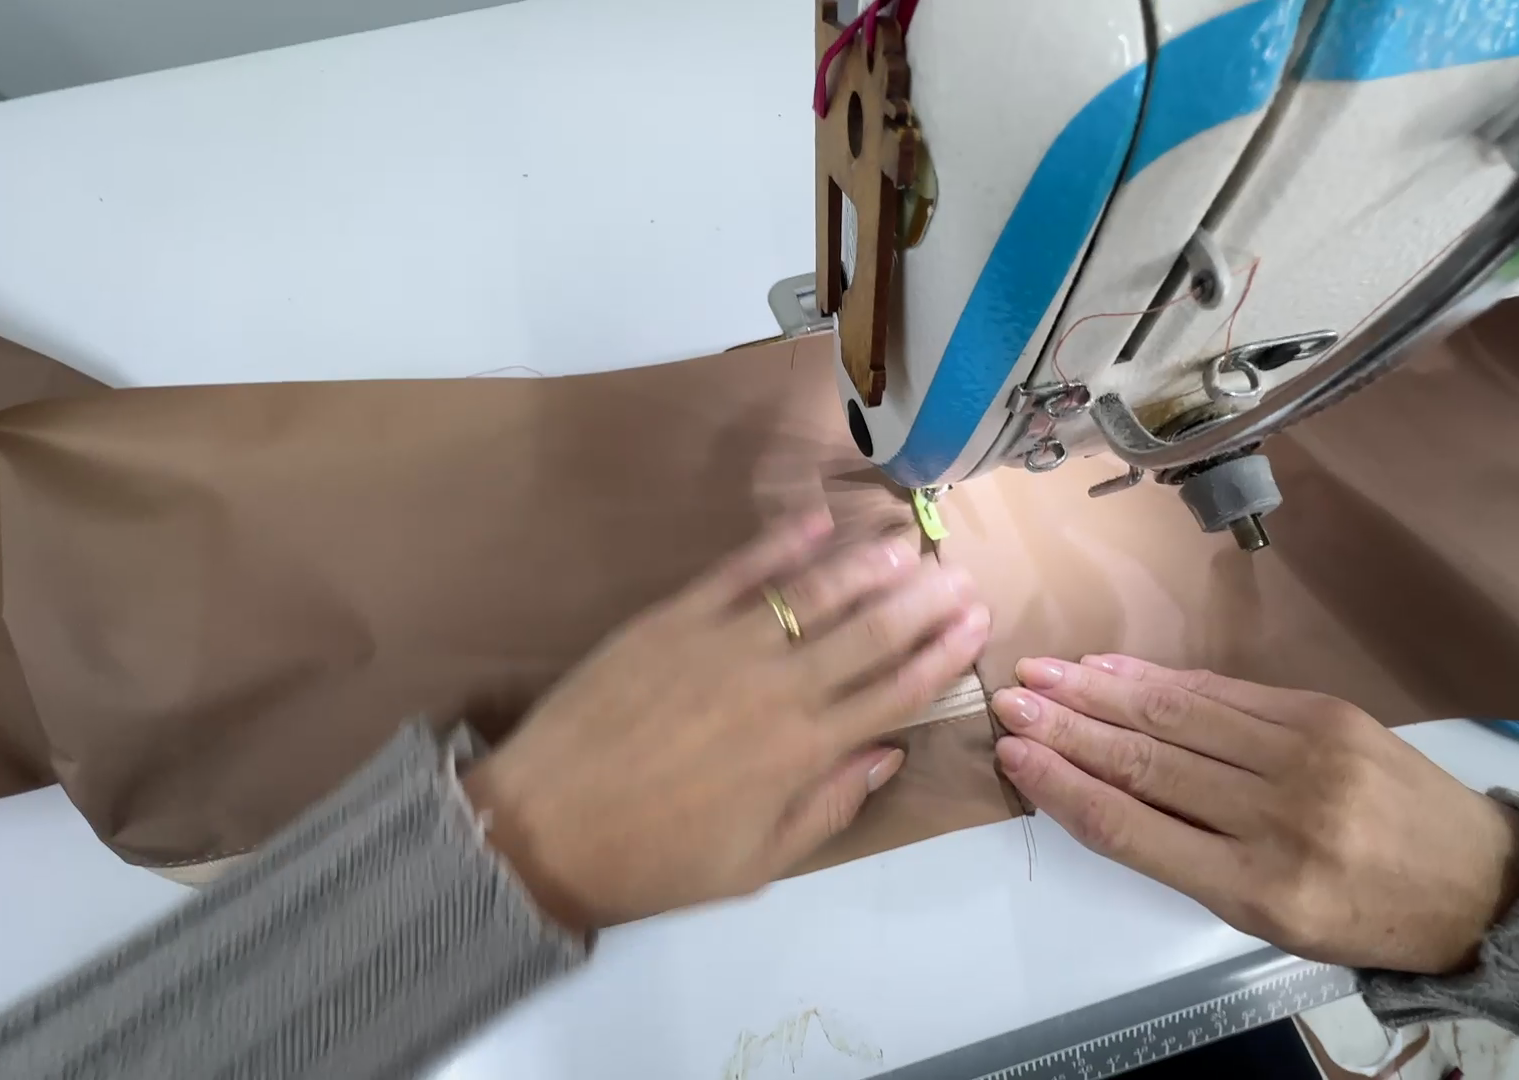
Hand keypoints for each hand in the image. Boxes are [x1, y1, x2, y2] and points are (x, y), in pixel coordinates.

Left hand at [462, 512, 988, 929]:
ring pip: (816, 593)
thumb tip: (888, 753)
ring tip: (907, 540)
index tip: (975, 624)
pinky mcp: (675, 617)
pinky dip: (781, 542)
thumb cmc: (656, 858)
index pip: (894, 691)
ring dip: (868, 564)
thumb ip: (829, 805)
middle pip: (870, 632)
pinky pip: (740, 570)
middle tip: (959, 572)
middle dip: (923, 601)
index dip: (941, 655)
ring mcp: (725, 643)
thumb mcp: (756, 861)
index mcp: (803, 750)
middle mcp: (778, 687)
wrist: (543, 828)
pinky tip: (819, 519)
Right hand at [991, 655, 1518, 973]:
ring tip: (1040, 674)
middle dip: (1064, 727)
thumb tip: (1090, 782)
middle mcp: (1278, 820)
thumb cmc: (1355, 911)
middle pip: (1143, 762)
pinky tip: (1105, 667)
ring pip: (1172, 715)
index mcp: (1258, 889)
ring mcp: (1305, 758)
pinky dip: (1151, 677)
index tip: (1010, 755)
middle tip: (1007, 702)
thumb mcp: (1262, 912)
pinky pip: (1217, 690)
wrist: (1483, 881)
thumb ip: (1175, 848)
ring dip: (1094, 692)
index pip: (1130, 828)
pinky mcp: (1322, 712)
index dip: (1061, 787)